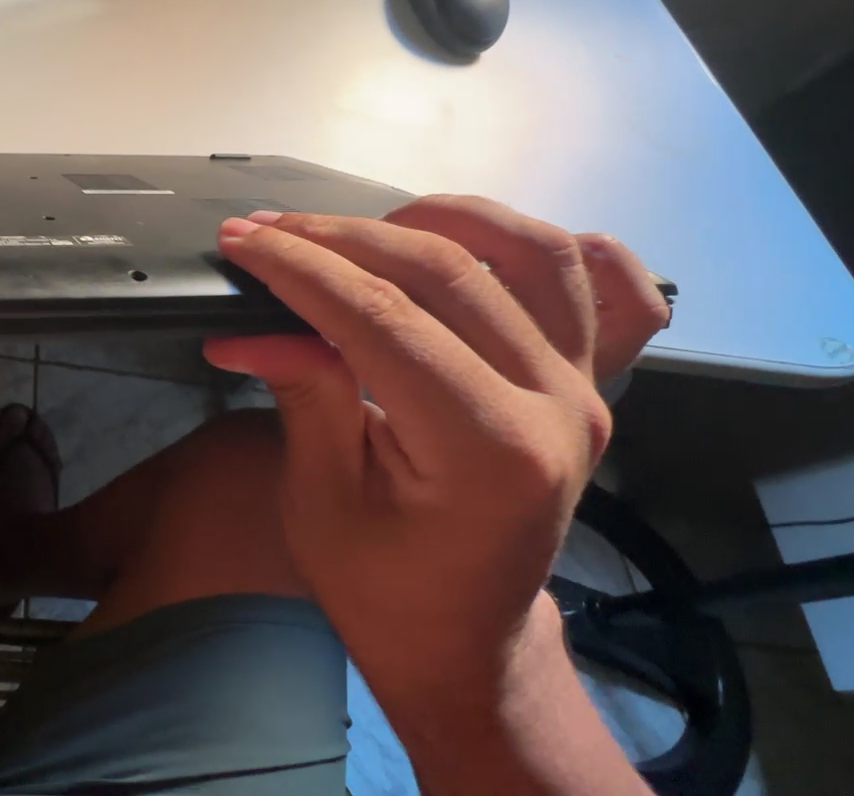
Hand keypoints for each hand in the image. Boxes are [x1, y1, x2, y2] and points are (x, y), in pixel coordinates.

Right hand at [204, 196, 668, 707]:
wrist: (462, 636)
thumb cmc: (379, 584)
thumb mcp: (318, 498)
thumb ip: (302, 392)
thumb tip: (249, 326)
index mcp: (487, 451)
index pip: (382, 319)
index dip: (300, 268)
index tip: (241, 240)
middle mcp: (557, 406)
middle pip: (446, 273)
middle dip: (339, 238)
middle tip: (267, 229)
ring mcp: (588, 389)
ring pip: (534, 253)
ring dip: (440, 218)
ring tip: (363, 225)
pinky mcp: (592, 383)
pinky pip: (613, 291)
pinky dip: (555, 248)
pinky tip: (490, 246)